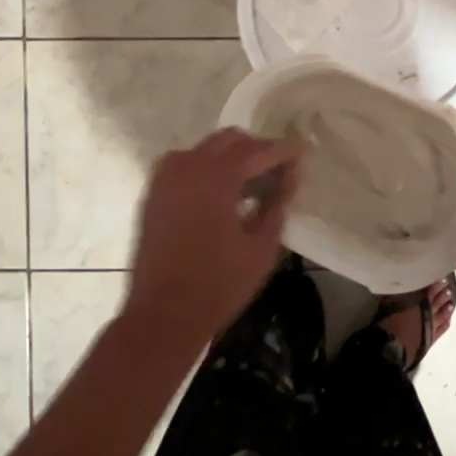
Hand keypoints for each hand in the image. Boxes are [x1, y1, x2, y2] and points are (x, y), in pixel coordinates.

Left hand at [123, 128, 303, 344]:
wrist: (163, 315)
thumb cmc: (220, 284)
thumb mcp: (263, 245)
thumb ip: (279, 201)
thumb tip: (291, 173)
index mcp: (217, 176)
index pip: (258, 150)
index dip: (283, 150)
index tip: (303, 152)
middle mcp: (188, 165)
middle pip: (230, 140)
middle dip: (256, 149)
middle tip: (278, 170)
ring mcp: (165, 177)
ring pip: (206, 149)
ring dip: (231, 157)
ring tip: (250, 184)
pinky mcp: (153, 192)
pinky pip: (186, 164)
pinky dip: (207, 168)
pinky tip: (221, 194)